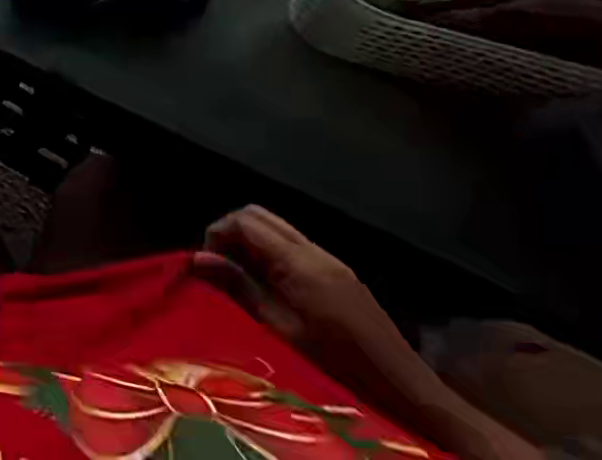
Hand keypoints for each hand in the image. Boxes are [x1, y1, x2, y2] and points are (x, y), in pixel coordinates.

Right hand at [193, 206, 426, 395]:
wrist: (403, 386)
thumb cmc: (337, 364)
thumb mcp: (280, 329)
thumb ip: (240, 289)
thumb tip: (198, 260)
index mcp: (298, 262)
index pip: (246, 222)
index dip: (218, 233)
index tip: (205, 261)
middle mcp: (313, 249)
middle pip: (260, 215)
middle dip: (231, 230)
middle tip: (218, 263)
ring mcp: (328, 257)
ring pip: (277, 227)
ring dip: (251, 240)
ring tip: (238, 275)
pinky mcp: (337, 270)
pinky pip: (294, 244)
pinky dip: (271, 252)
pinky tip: (267, 284)